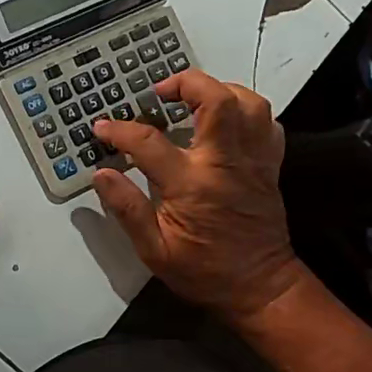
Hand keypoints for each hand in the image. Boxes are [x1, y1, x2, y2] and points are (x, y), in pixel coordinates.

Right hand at [90, 70, 305, 318]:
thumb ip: (127, 209)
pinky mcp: (270, 167)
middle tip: (161, 91)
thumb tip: (102, 174)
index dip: (120, 129)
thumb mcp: (154, 251)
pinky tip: (227, 122)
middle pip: (216, 100)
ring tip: (196, 98)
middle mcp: (225, 163)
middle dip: (187, 83)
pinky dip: (248, 113)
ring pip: (249, 104)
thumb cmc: (204, 272)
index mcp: (192, 184)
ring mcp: (253, 162)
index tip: (103, 127)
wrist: (261, 289)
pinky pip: (268, 124)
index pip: (149, 141)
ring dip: (221, 90)